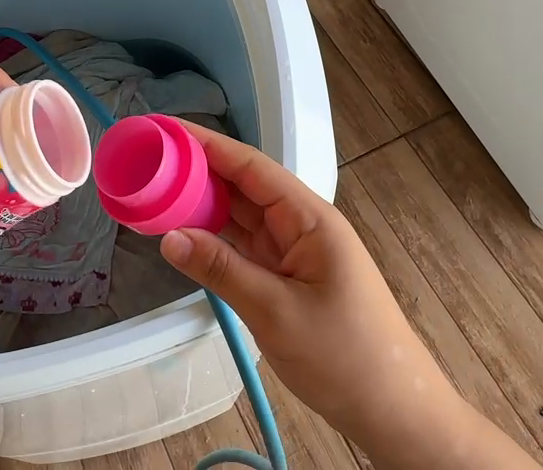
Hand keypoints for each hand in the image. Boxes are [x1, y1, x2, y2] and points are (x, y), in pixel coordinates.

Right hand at [158, 124, 533, 468]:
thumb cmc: (346, 357)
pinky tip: (184, 234)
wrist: (395, 413)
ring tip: (155, 192)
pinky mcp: (288, 278)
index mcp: (309, 218)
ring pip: (241, 217)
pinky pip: (245, 247)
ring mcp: (295, 252)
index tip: (166, 129)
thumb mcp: (276, 312)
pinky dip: (214, 240)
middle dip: (197, 172)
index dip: (207, 144)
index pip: (250, 166)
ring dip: (202, 206)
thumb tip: (169, 237)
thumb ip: (221, 270)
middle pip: (242, 187)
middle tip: (147, 163)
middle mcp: (301, 225)